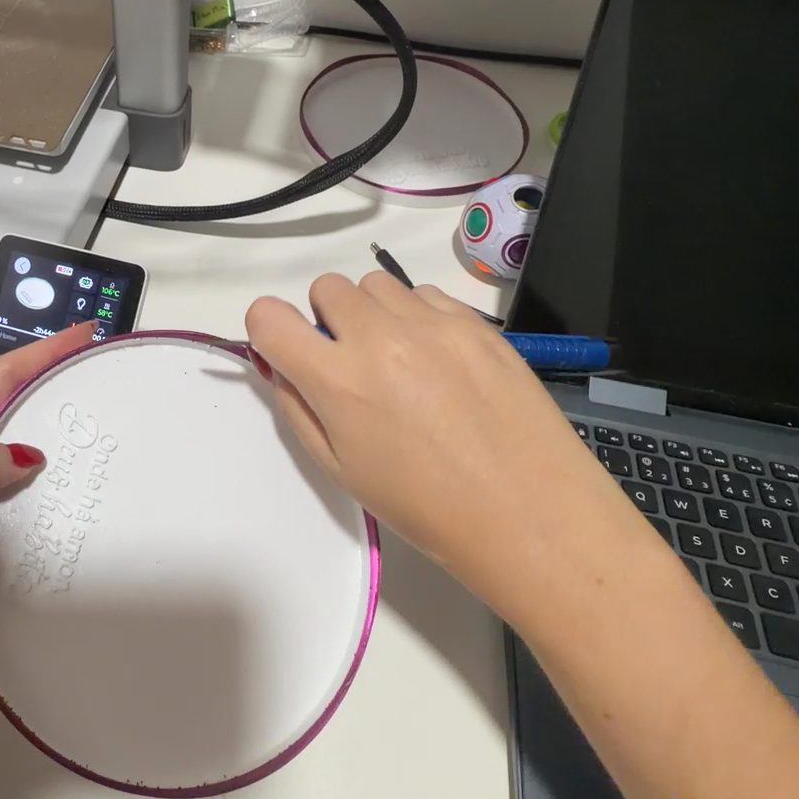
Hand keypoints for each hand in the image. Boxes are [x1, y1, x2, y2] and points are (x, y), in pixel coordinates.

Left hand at [0, 323, 95, 666]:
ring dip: (59, 445)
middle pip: (15, 413)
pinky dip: (50, 498)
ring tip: (105, 445)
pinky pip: (22, 507)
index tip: (85, 334)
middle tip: (106, 386)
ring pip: (21, 461)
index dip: (40, 353)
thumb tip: (31, 454)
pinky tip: (77, 509)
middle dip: (56, 389)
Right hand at [245, 273, 656, 624]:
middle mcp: (380, 337)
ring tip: (398, 358)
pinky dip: (417, 316)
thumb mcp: (340, 469)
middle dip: (325, 319)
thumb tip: (282, 365)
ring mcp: (432, 324)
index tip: (289, 354)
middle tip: (350, 362)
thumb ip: (298, 407)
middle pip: (325, 287)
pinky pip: (424, 294)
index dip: (269, 331)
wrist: (530, 514)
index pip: (268, 316)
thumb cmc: (425, 505)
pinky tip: (438, 360)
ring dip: (372, 312)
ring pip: (376, 284)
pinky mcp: (475, 322)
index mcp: (338, 380)